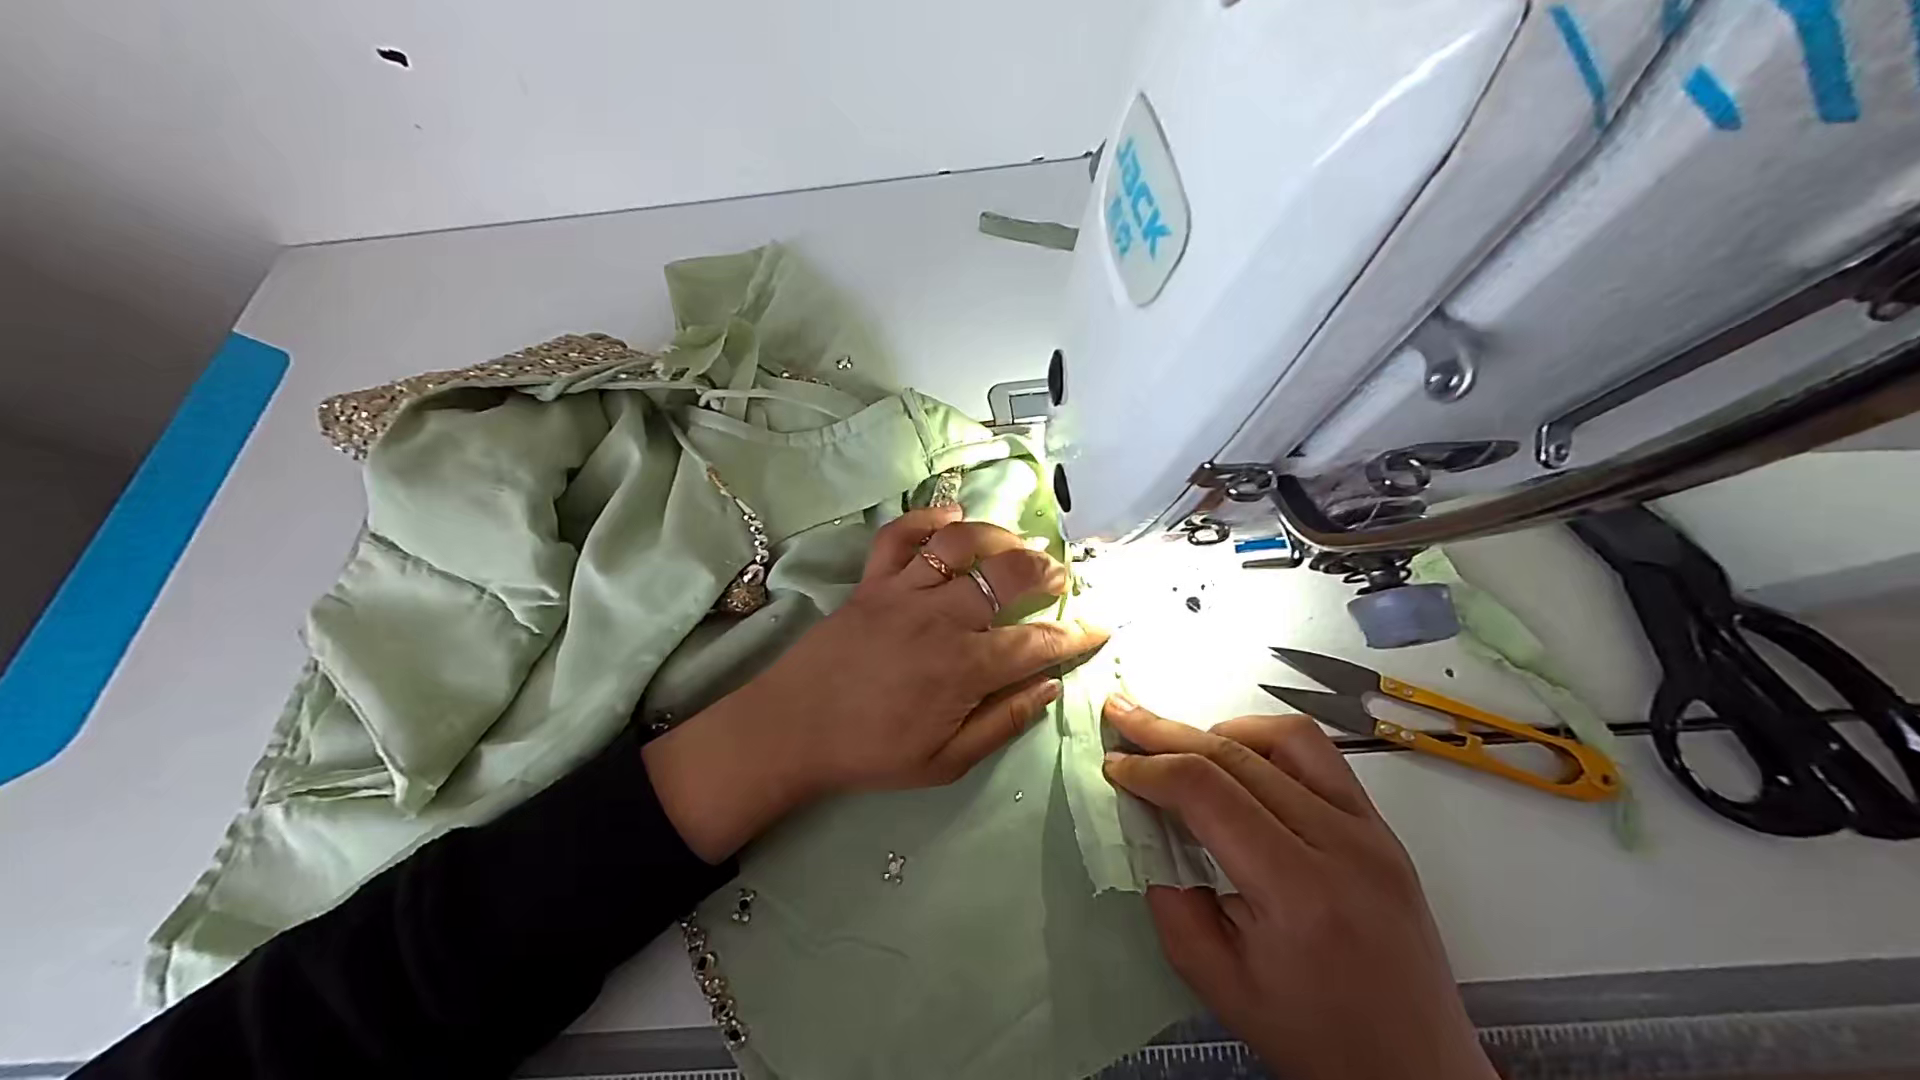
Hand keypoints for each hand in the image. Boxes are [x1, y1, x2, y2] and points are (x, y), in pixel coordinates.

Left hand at [645, 504, 1108, 860]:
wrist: (792, 729)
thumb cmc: (870, 751)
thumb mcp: (945, 762)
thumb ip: (1002, 722)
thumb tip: (1049, 686)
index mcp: (962, 669)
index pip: (1034, 643)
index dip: (1072, 635)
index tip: (1097, 628)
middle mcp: (939, 619)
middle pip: (1007, 577)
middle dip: (1045, 573)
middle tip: (1059, 577)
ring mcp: (902, 593)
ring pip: (961, 545)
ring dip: (999, 536)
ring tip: (1018, 543)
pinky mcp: (871, 582)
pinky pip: (900, 536)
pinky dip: (927, 518)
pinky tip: (952, 515)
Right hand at [1101, 697, 1494, 1079]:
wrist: (1417, 1072)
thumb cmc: (1318, 1041)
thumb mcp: (1217, 981)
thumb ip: (1168, 899)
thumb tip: (1145, 828)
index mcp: (1299, 892)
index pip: (1208, 792)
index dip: (1150, 769)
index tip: (1115, 765)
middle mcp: (1344, 845)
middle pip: (1237, 754)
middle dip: (1166, 731)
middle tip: (1123, 715)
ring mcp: (1372, 830)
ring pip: (1284, 738)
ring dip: (1219, 729)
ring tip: (1179, 739)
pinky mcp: (1382, 828)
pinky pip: (1320, 757)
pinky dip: (1265, 742)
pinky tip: (1236, 755)